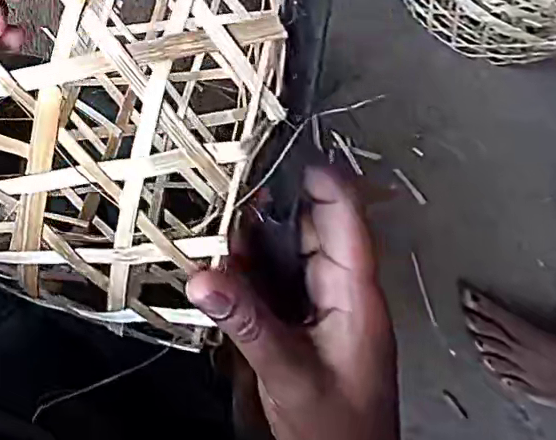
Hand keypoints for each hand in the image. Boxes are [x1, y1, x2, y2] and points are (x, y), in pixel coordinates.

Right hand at [187, 167, 397, 439]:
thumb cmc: (339, 433)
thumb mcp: (292, 375)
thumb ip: (247, 323)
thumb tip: (200, 275)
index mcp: (355, 295)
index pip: (346, 220)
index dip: (324, 181)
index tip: (288, 146)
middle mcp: (336, 288)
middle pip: (308, 223)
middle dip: (273, 195)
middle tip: (230, 167)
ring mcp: (315, 300)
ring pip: (284, 244)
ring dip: (252, 224)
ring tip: (215, 198)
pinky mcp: (293, 313)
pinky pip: (269, 269)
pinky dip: (244, 254)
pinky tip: (218, 245)